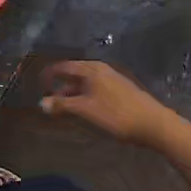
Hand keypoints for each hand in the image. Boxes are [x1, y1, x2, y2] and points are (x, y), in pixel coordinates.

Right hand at [39, 61, 182, 146]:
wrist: (152, 123)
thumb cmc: (115, 114)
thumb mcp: (85, 110)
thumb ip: (63, 105)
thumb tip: (42, 102)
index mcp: (92, 69)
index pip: (64, 66)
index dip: (50, 74)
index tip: (38, 83)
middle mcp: (102, 70)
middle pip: (75, 74)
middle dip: (61, 85)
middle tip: (49, 99)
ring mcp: (113, 79)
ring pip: (86, 83)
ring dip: (73, 93)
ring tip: (64, 108)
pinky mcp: (121, 91)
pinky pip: (96, 90)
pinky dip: (85, 97)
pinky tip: (85, 110)